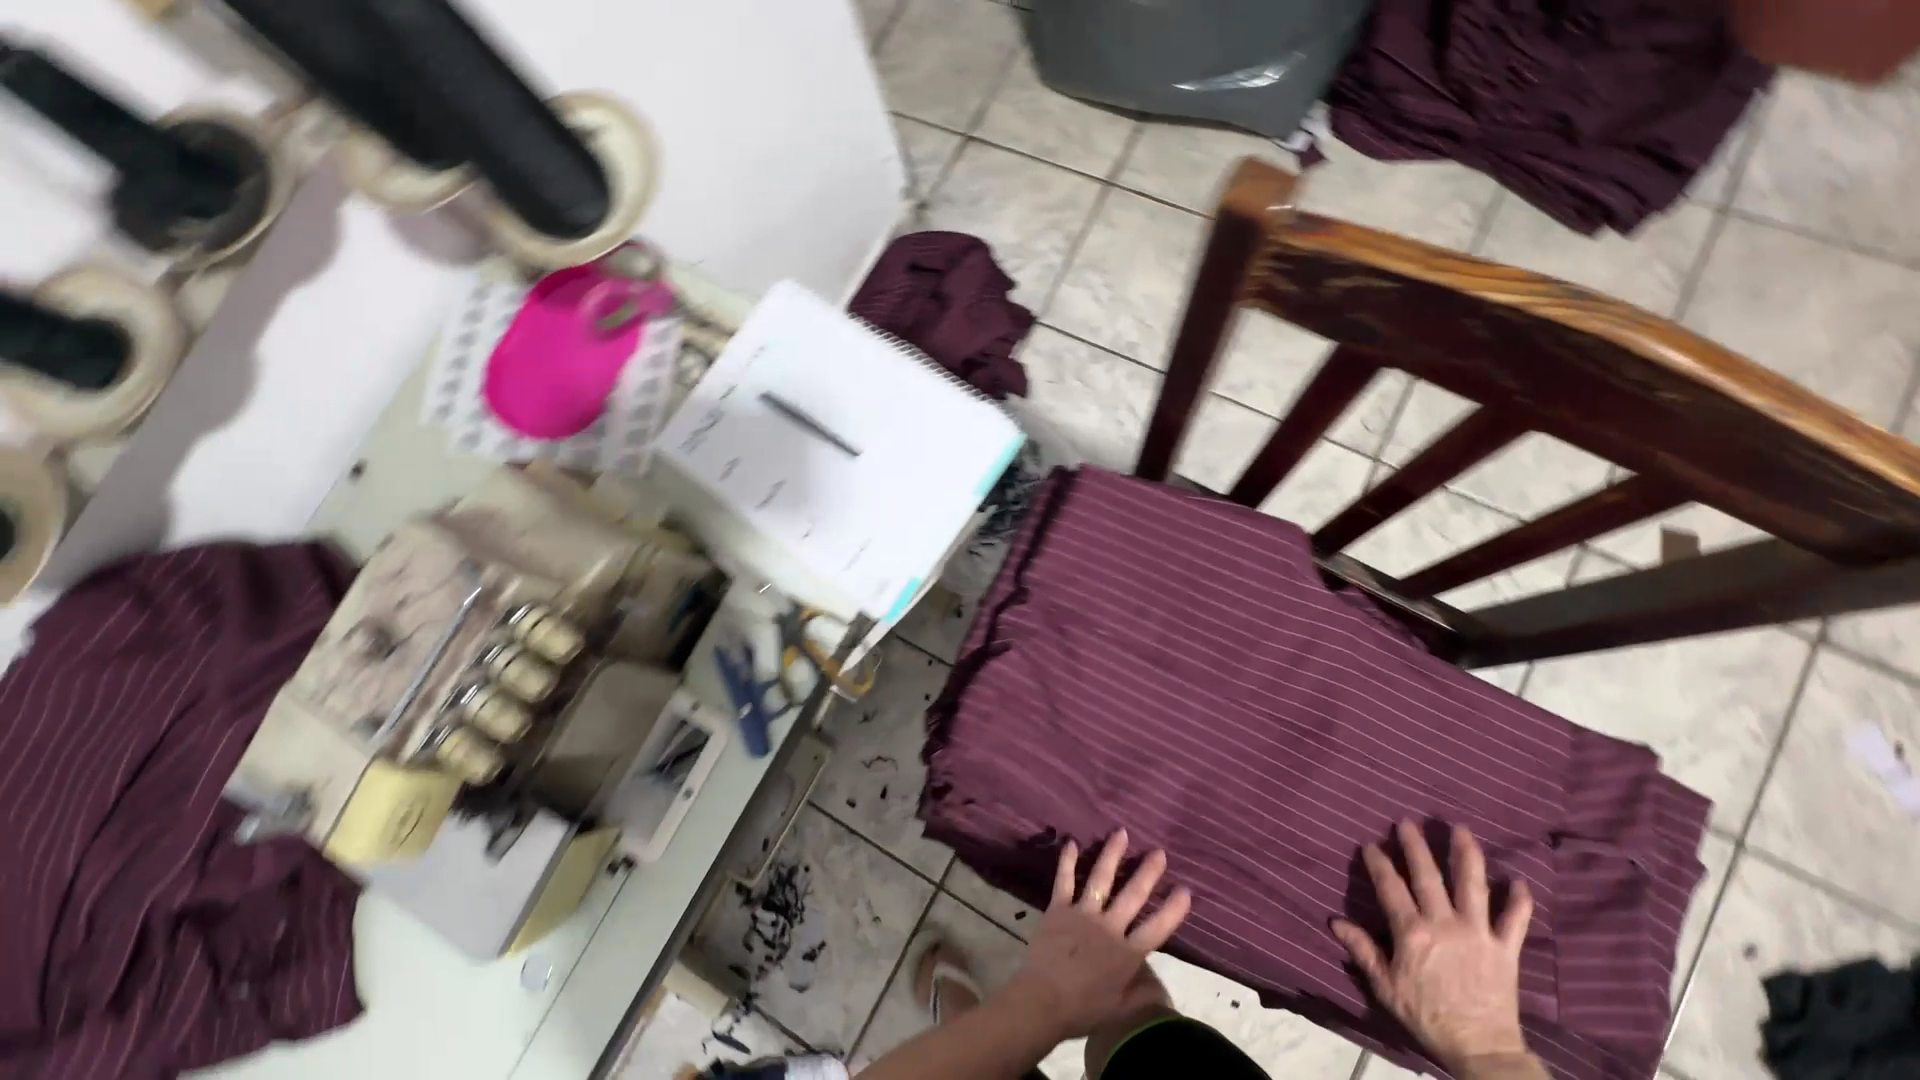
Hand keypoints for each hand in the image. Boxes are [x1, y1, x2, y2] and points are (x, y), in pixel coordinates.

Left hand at [1007, 829, 1192, 1041]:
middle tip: (1158, 852)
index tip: (1185, 889)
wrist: (1043, 1001)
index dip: (1173, 909)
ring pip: (1101, 879)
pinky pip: (1064, 881)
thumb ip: (1141, 994)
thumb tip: (1161, 991)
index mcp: (1127, 953)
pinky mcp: (1058, 909)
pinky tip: (1072, 843)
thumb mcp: (1119, 1009)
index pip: (1157, 928)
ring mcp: (1083, 914)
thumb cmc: (1083, 1010)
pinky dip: (1068, 861)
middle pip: (1133, 895)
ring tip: (1121, 833)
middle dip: (1147, 872)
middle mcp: (1109, 928)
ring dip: (1112, 855)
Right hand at [1331, 821, 1534, 1071]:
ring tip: (1460, 829)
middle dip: (1415, 846)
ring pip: (1472, 885)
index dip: (1379, 863)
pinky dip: (1519, 900)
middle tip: (1407, 822)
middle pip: (1427, 875)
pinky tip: (1518, 881)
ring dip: (1466, 854)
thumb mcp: (1386, 987)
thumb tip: (1336, 922)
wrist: (1480, 1048)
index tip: (1370, 845)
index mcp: (1412, 932)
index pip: (1390, 887)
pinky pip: (1516, 920)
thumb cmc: (1427, 1017)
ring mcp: (1478, 933)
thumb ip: (1363, 951)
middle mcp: (1445, 923)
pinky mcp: (1506, 948)